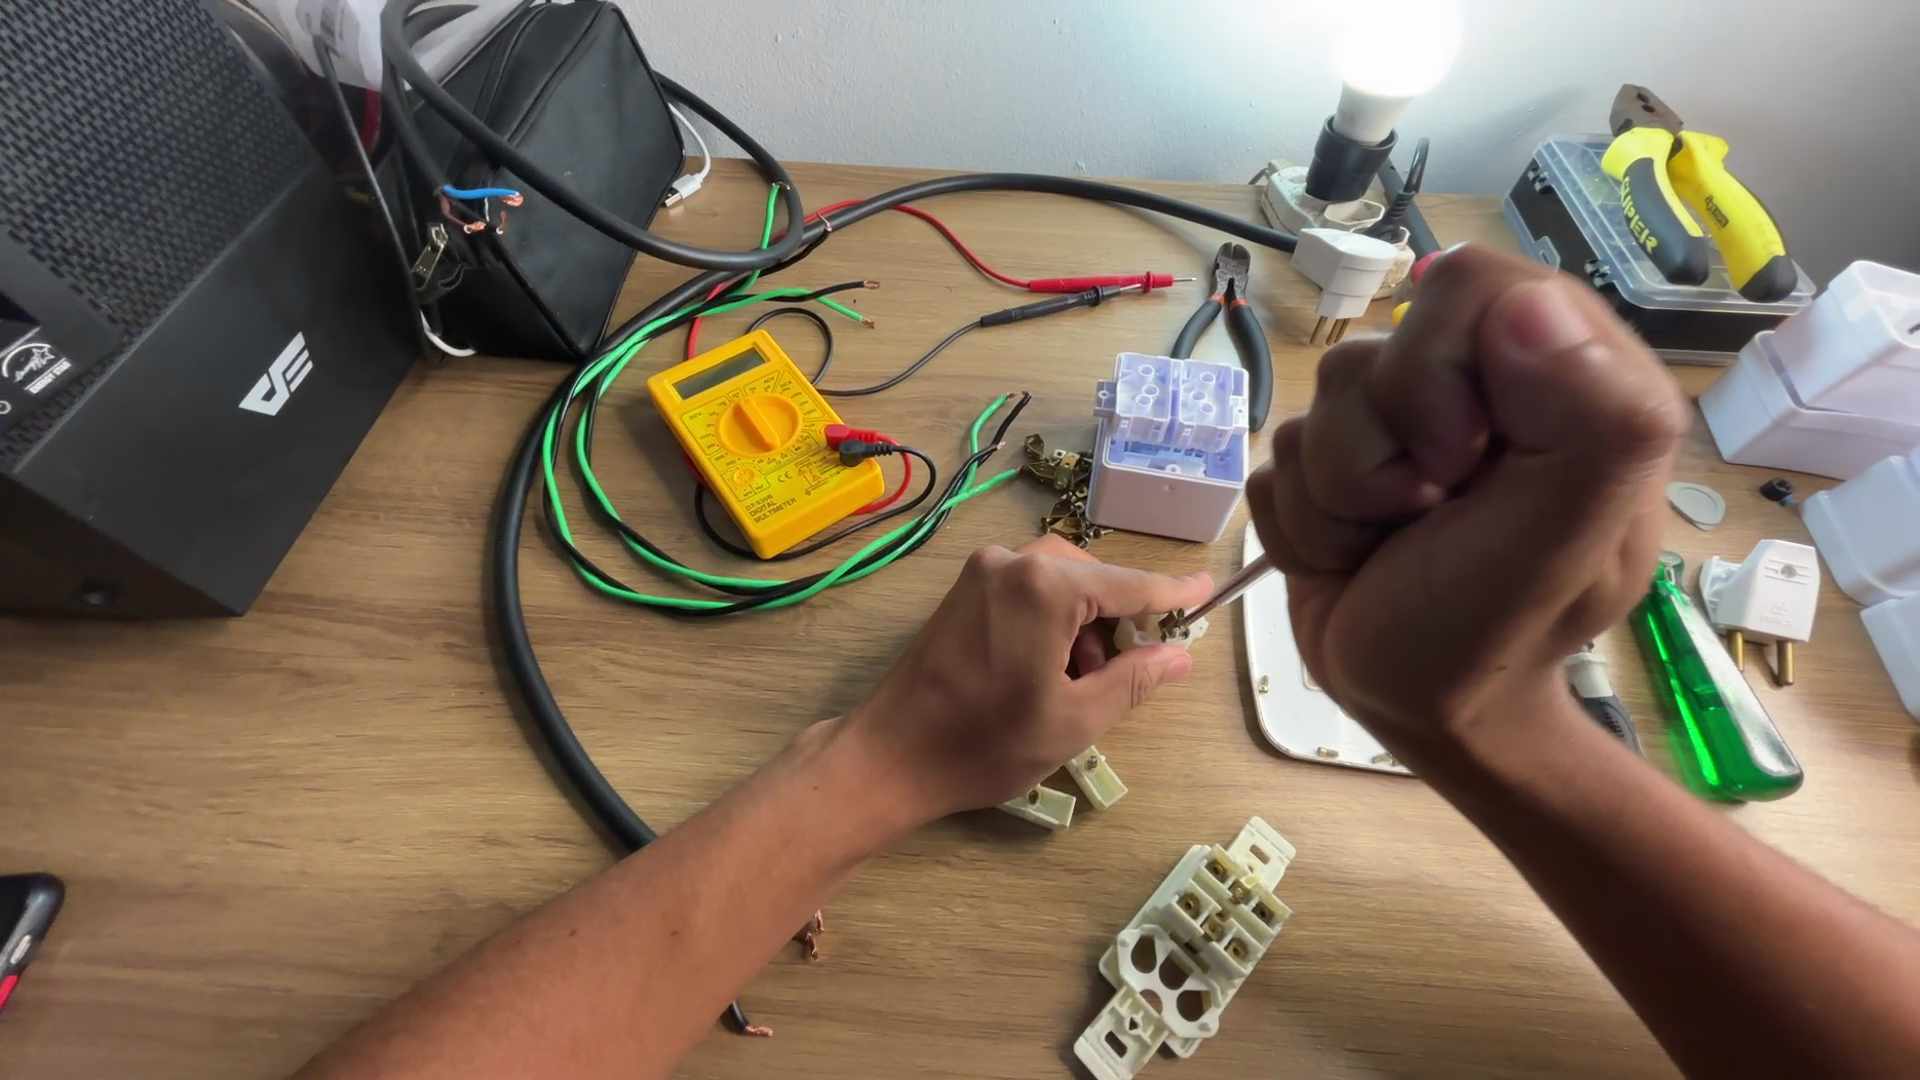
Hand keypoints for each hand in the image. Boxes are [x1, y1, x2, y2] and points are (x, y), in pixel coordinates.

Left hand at [840, 535, 1211, 820]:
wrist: (891, 755)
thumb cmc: (984, 744)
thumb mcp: (1075, 719)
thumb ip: (1134, 679)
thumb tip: (1178, 653)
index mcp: (1043, 587)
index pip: (1127, 584)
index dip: (1171, 592)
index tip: (1206, 590)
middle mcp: (1011, 563)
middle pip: (1091, 576)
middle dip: (1115, 617)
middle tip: (1123, 668)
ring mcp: (981, 572)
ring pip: (1058, 580)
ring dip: (1082, 620)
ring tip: (1077, 679)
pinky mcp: (963, 590)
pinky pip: (1027, 587)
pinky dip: (1050, 616)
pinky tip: (1045, 664)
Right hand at [1245, 246, 1687, 760]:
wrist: (1411, 701)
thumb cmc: (1495, 627)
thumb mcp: (1564, 537)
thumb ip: (1588, 418)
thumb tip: (1519, 304)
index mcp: (1547, 382)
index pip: (1469, 288)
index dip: (1437, 369)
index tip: (1458, 463)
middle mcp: (1455, 396)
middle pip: (1361, 359)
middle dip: (1372, 460)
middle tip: (1421, 518)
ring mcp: (1374, 438)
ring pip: (1303, 420)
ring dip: (1331, 506)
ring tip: (1379, 548)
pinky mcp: (1314, 477)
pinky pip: (1268, 470)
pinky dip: (1297, 528)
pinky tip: (1342, 558)